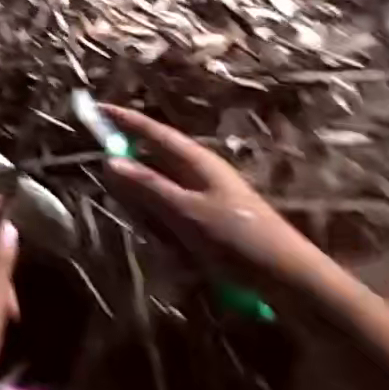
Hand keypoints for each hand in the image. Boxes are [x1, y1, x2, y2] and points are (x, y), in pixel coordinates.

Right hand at [102, 105, 330, 289]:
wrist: (292, 281)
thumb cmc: (238, 240)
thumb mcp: (186, 212)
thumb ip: (147, 185)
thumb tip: (109, 161)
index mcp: (196, 160)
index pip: (152, 131)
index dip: (123, 119)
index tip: (95, 108)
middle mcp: (199, 172)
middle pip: (152, 161)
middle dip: (133, 177)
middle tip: (121, 195)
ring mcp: (205, 196)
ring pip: (159, 191)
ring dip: (150, 210)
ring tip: (157, 234)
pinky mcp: (209, 220)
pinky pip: (172, 213)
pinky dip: (165, 227)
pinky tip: (173, 250)